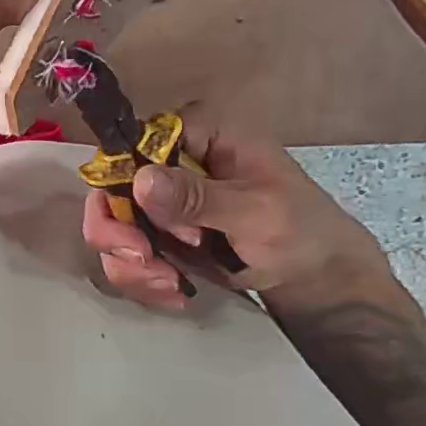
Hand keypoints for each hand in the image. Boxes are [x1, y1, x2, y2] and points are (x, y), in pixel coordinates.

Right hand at [81, 111, 394, 312]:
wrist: (316, 278)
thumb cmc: (301, 232)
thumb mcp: (255, 213)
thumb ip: (198, 199)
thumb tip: (141, 180)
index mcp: (198, 133)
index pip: (132, 143)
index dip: (129, 183)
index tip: (154, 223)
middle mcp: (168, 159)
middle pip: (109, 187)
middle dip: (118, 233)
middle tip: (145, 261)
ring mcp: (157, 198)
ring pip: (109, 224)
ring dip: (131, 263)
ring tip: (169, 285)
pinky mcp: (153, 231)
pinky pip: (122, 253)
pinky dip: (141, 278)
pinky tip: (173, 291)